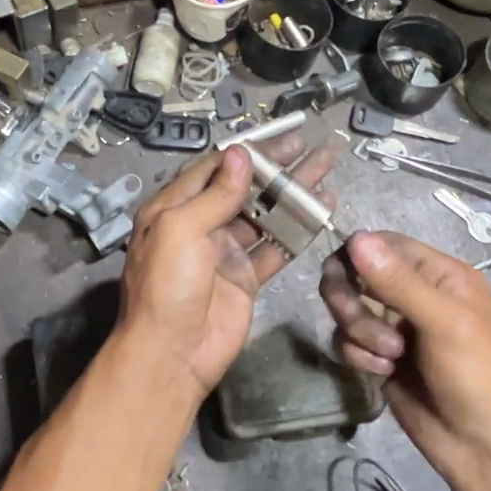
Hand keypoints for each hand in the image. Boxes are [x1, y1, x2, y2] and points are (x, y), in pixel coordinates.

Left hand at [119, 132, 335, 397]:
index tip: (280, 136)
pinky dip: (298, 231)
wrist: (172, 355)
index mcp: (173, 208)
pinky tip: (322, 212)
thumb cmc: (167, 286)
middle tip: (309, 146)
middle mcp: (199, 225)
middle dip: (276, 167)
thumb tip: (240, 154)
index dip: (247, 151)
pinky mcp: (245, 278)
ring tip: (323, 171)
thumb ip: (214, 194)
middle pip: (243, 187)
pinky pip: (275, 248)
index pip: (213, 168)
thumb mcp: (180, 231)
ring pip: (264, 214)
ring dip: (292, 194)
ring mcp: (224, 251)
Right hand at [320, 232, 490, 477]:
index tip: (345, 276)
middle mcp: (414, 294)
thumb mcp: (445, 323)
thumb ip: (398, 281)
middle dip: (350, 298)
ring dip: (358, 330)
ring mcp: (395, 326)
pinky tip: (382, 373)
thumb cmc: (480, 378)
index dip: (358, 254)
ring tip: (388, 357)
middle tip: (357, 320)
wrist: (484, 451)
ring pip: (347, 307)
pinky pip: (347, 340)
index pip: (384, 243)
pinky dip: (357, 354)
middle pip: (355, 272)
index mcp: (439, 275)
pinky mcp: (379, 357)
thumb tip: (355, 237)